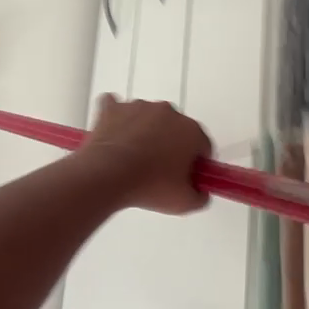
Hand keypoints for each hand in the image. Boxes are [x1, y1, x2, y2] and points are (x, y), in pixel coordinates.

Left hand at [75, 95, 210, 214]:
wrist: (107, 175)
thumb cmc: (150, 186)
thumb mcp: (186, 202)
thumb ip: (200, 194)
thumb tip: (198, 190)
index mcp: (191, 130)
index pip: (201, 145)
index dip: (194, 163)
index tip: (184, 177)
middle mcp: (166, 111)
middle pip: (174, 128)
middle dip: (169, 145)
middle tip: (158, 169)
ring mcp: (137, 106)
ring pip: (145, 117)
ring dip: (142, 131)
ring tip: (131, 157)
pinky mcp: (112, 108)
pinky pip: (116, 106)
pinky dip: (116, 118)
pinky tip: (113, 133)